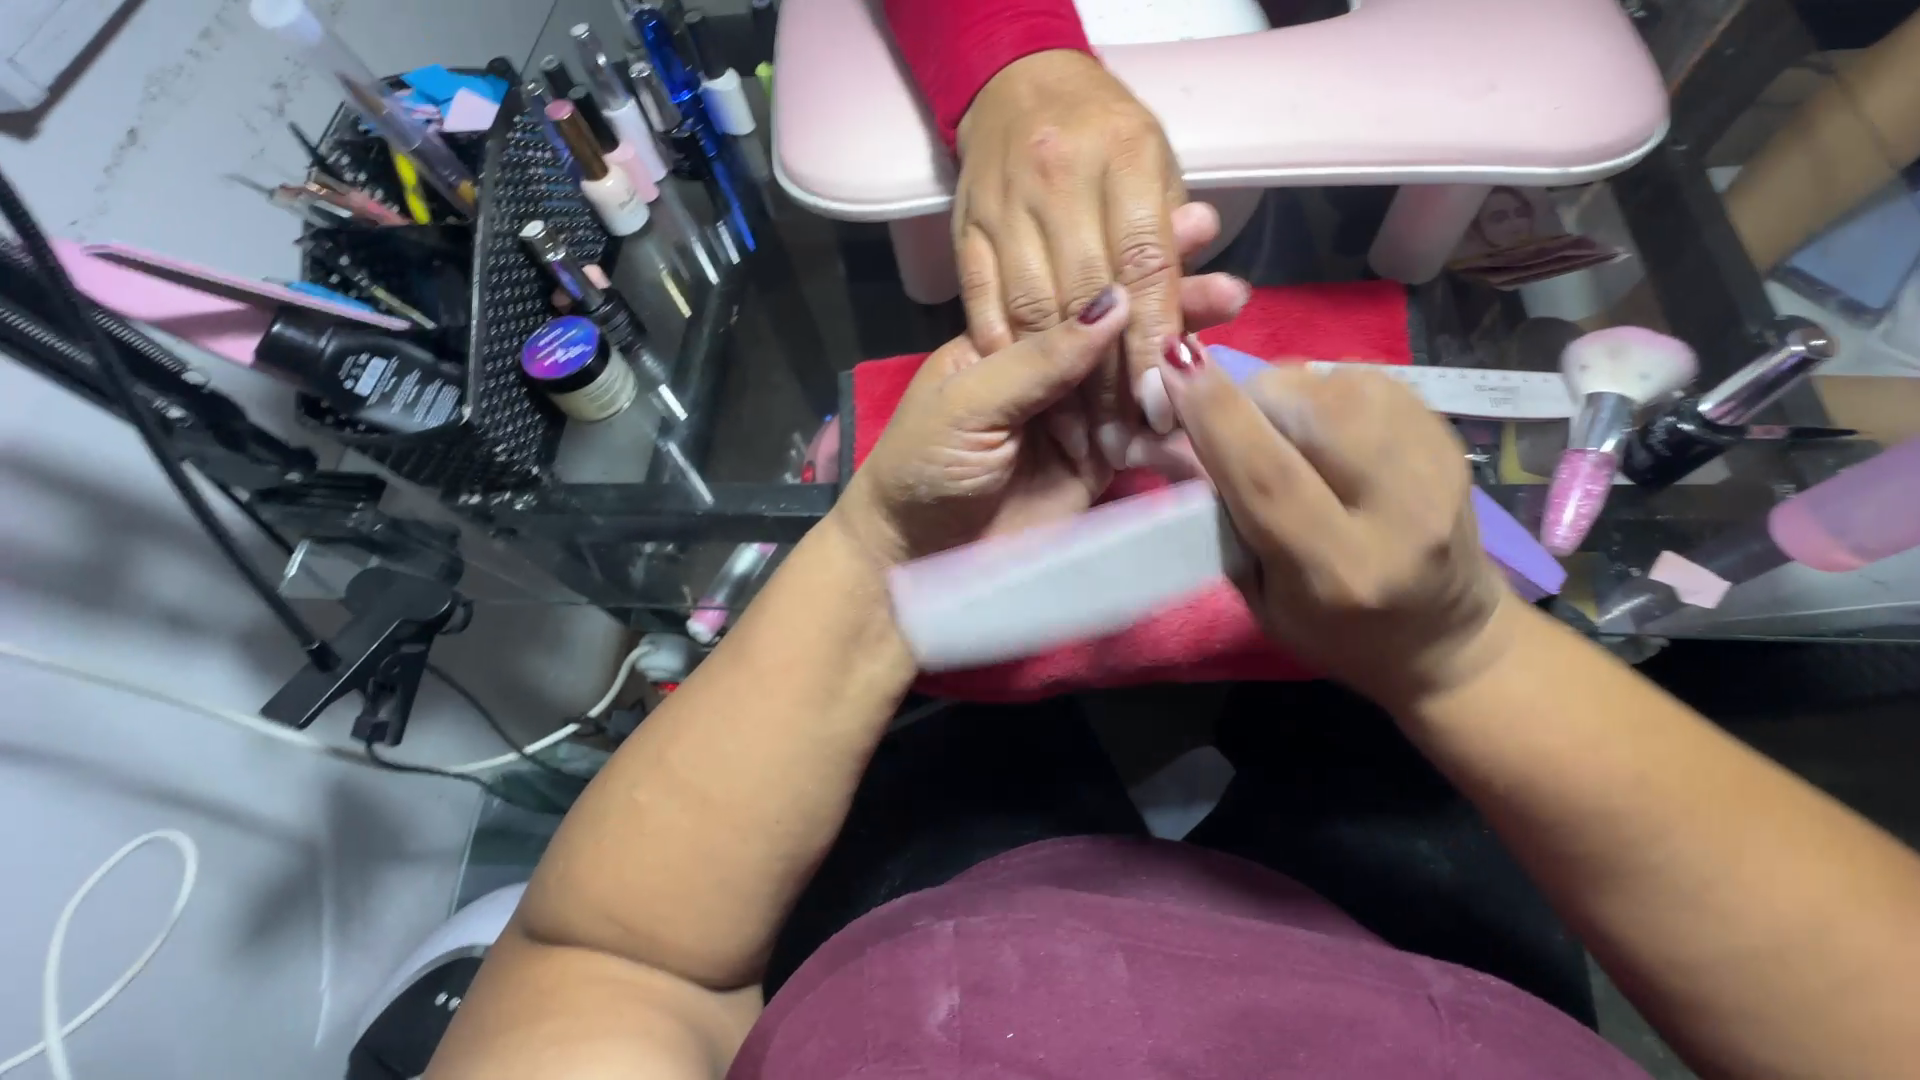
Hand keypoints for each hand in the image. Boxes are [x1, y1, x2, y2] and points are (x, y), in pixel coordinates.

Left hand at [835, 263, 1249, 567]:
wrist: (916, 553)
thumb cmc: (924, 465)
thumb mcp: (971, 401)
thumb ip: (1041, 357)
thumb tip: (1117, 300)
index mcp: (1010, 337)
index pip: (1079, 289)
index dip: (1131, 260)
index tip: (1191, 227)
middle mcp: (1051, 371)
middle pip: (1120, 330)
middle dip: (1173, 302)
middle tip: (1231, 285)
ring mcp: (1078, 417)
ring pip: (1139, 379)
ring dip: (1185, 357)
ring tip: (1233, 323)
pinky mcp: (1098, 466)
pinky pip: (1144, 439)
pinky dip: (1178, 425)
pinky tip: (1217, 403)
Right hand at [954, 49, 1185, 467]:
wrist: (1018, 88)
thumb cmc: (1104, 136)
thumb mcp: (1155, 173)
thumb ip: (1174, 243)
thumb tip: (1220, 303)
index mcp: (1122, 154)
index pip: (1145, 264)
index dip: (1154, 340)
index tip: (1163, 402)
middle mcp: (1058, 178)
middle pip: (1087, 298)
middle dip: (1109, 377)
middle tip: (1127, 436)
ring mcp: (1003, 208)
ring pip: (1032, 311)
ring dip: (1059, 384)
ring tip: (1086, 437)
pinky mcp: (964, 232)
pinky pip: (982, 306)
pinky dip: (1010, 360)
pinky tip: (1031, 402)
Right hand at [1158, 350, 1521, 707]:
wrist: (1444, 636)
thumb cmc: (1330, 630)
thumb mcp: (1258, 592)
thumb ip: (1219, 515)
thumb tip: (1168, 437)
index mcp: (1340, 570)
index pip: (1270, 476)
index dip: (1217, 417)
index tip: (1176, 369)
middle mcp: (1399, 513)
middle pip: (1315, 412)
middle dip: (1252, 395)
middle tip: (1225, 413)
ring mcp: (1436, 469)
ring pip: (1344, 385)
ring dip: (1290, 390)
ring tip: (1277, 425)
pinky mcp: (1451, 440)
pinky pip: (1371, 381)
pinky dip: (1327, 387)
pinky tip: (1319, 422)